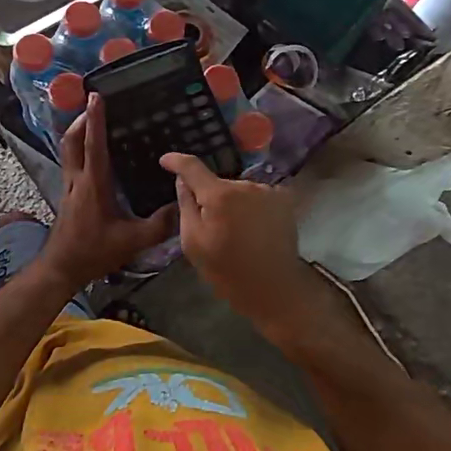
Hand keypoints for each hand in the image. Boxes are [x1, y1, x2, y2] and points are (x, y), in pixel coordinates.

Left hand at [39, 95, 176, 288]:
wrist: (62, 269)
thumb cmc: (94, 253)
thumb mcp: (132, 242)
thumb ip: (159, 225)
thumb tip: (181, 206)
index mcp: (93, 184)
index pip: (93, 144)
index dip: (95, 119)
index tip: (97, 97)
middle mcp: (77, 179)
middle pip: (71, 140)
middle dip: (81, 119)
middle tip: (94, 104)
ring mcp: (69, 187)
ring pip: (67, 150)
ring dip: (76, 132)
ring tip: (92, 121)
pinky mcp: (67, 195)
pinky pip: (71, 162)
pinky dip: (79, 149)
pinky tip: (92, 154)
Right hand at [161, 153, 316, 330]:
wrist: (274, 289)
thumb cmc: (227, 271)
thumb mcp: (193, 243)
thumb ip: (186, 206)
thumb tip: (182, 181)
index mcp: (219, 195)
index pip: (192, 167)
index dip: (176, 161)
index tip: (165, 160)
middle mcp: (245, 185)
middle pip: (217, 183)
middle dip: (209, 197)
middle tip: (210, 225)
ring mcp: (268, 191)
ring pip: (238, 190)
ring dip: (232, 203)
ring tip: (235, 231)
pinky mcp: (284, 200)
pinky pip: (257, 196)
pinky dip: (251, 207)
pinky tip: (253, 229)